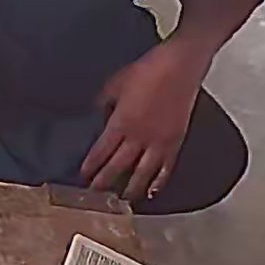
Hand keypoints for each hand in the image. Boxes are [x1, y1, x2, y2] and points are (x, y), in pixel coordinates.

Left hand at [81, 40, 208, 200]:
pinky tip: (151, 192)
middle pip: (117, 167)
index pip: (101, 152)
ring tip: (120, 201)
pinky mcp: (175, 141)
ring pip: (141, 173)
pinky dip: (158, 182)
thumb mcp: (115, 84)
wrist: (181, 64)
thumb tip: (95, 114)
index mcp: (120, 122)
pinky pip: (166, 168)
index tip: (82, 176)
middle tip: (94, 195)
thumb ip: (103, 103)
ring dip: (129, 189)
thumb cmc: (148, 70)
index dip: (90, 166)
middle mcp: (138, 137)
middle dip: (104, 182)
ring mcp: (158, 141)